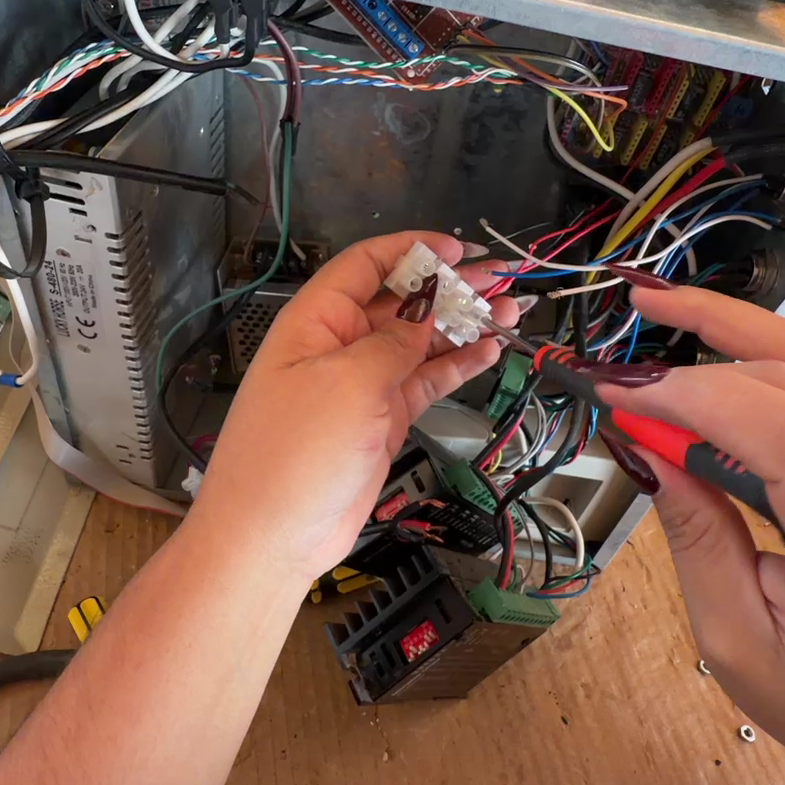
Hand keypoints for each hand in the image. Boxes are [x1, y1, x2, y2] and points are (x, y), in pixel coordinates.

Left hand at [197, 232, 517, 582]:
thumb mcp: (346, 383)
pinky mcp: (383, 418)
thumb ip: (392, 343)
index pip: (366, 265)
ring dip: (464, 325)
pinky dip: (457, 365)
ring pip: (421, 341)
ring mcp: (364, 383)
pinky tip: (489, 350)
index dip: (411, 250)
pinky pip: (425, 380)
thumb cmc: (294, 451)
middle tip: (502, 281)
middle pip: (403, 302)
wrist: (273, 535)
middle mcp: (341, 344)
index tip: (456, 249)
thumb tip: (423, 317)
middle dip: (452, 288)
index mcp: (317, 321)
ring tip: (511, 312)